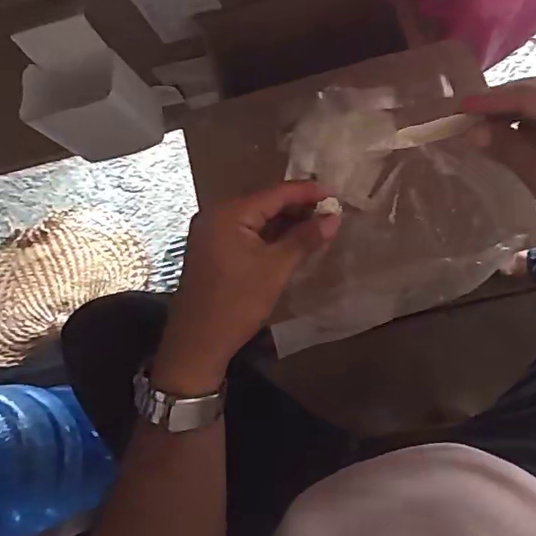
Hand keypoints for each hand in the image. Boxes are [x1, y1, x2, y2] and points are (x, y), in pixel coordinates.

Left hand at [152, 181, 340, 393]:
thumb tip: (334, 218)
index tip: (336, 192)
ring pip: (257, 217)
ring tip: (319, 223)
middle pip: (265, 202)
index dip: (307, 192)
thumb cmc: (237, 303)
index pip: (274, 193)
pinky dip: (271, 234)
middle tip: (331, 210)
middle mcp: (216, 214)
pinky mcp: (213, 248)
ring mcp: (212, 231)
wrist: (198, 343)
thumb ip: (304, 239)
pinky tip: (294, 239)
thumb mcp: (275, 269)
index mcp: (228, 214)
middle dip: (298, 206)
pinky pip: (247, 231)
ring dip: (286, 220)